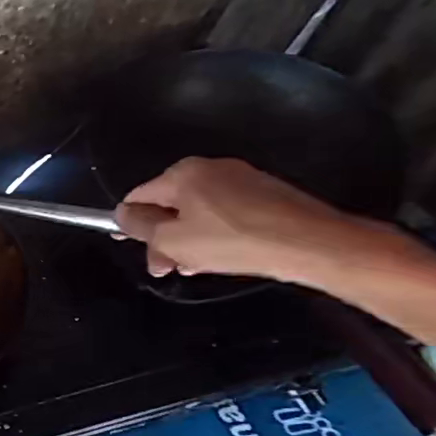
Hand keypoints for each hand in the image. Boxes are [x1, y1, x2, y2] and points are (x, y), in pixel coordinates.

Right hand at [113, 157, 407, 285]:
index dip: (130, 223)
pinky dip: (215, 234)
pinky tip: (222, 257)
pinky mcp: (265, 193)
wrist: (313, 244)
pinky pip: (224, 212)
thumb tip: (122, 214)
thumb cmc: (233, 242)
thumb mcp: (172, 241)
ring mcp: (241, 178)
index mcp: (182, 173)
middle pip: (168, 204)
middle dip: (162, 236)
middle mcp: (209, 168)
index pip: (138, 196)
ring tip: (194, 266)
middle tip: (166, 267)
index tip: (133, 248)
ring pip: (196, 211)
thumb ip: (140, 227)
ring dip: (188, 239)